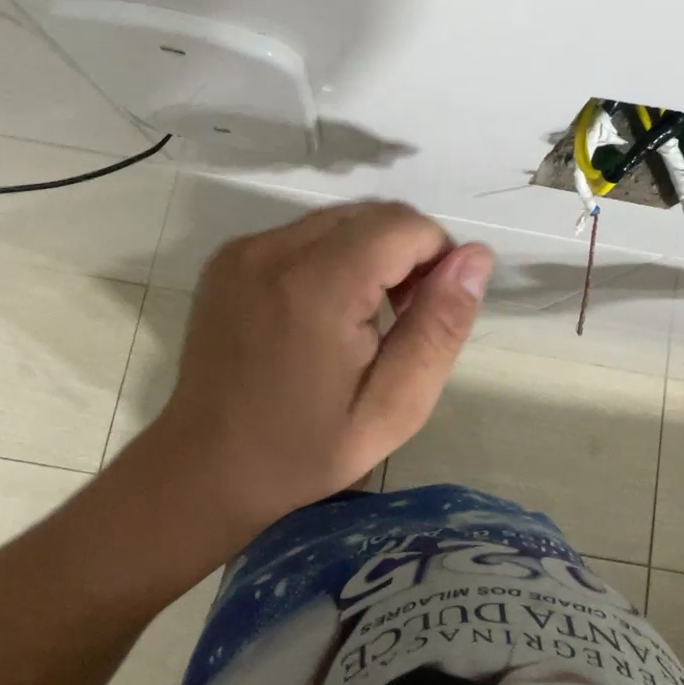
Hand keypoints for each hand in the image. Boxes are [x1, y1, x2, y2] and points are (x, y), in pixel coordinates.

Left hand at [149, 200, 494, 535]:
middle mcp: (275, 249)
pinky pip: (301, 235)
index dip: (436, 259)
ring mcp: (244, 250)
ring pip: (338, 220)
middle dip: (404, 253)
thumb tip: (477, 257)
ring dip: (367, 253)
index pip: (405, 226)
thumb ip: (439, 327)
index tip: (428, 314)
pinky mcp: (228, 258)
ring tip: (362, 320)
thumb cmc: (306, 449)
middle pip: (372, 215)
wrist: (206, 469)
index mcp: (318, 284)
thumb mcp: (394, 406)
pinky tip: (323, 313)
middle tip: (400, 321)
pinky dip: (329, 257)